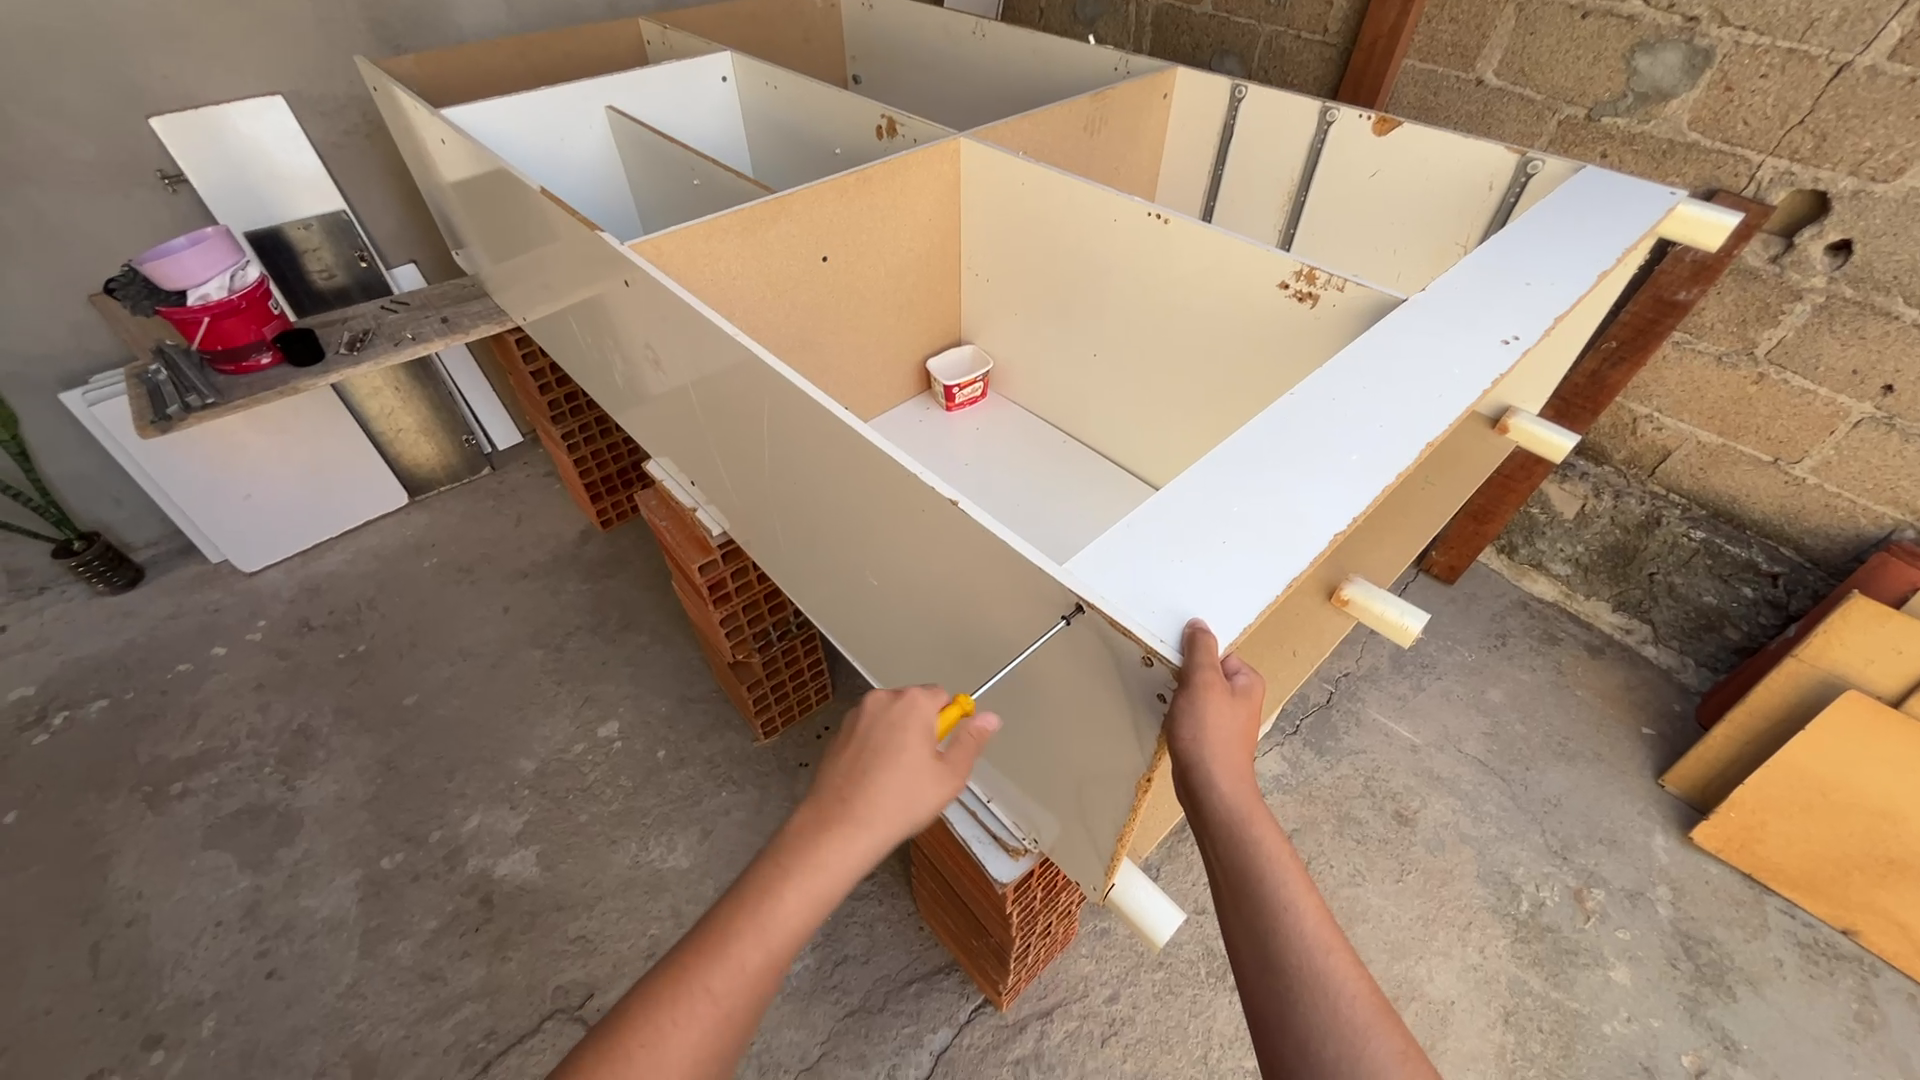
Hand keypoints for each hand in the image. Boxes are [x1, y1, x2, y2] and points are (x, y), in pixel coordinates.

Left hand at [798, 686, 998, 858]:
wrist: (841, 826)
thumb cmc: (901, 802)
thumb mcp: (950, 776)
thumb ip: (971, 741)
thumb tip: (990, 717)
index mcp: (913, 702)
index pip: (943, 696)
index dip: (948, 724)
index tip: (943, 752)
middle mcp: (882, 699)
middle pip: (914, 704)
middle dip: (922, 728)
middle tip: (922, 769)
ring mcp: (855, 715)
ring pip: (889, 718)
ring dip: (897, 736)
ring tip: (896, 778)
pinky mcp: (838, 733)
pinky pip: (867, 731)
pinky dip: (874, 746)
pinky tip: (874, 779)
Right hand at [1164, 619, 1265, 808]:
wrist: (1210, 789)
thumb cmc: (1208, 734)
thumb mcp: (1202, 681)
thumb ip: (1200, 649)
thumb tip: (1198, 624)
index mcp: (1247, 681)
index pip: (1216, 652)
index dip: (1194, 656)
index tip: (1177, 662)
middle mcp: (1242, 700)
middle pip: (1205, 673)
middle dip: (1184, 677)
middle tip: (1171, 685)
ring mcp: (1227, 722)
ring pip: (1196, 695)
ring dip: (1179, 697)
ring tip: (1170, 707)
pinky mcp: (1211, 739)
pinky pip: (1191, 716)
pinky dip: (1179, 716)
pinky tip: (1172, 724)